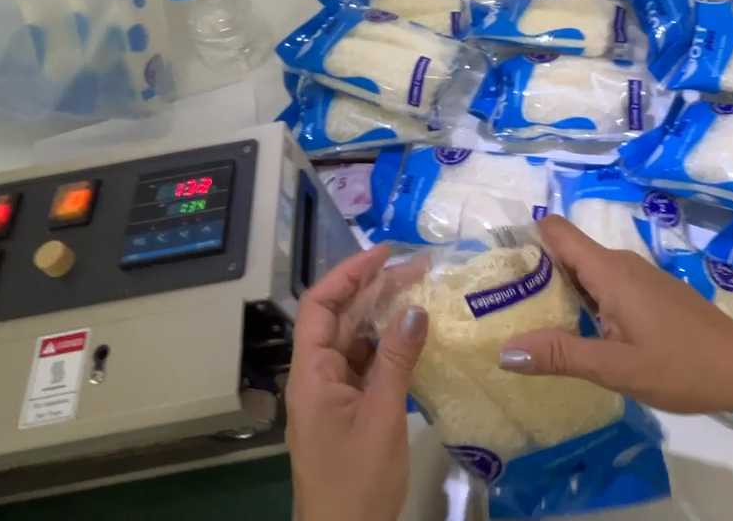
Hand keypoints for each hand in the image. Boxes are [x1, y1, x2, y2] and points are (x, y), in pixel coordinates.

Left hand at [286, 244, 429, 520]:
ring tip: (422, 292)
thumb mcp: (382, 416)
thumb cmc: (356, 480)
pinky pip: (367, 364)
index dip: (348, 273)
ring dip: (385, 315)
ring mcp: (333, 393)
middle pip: (341, 318)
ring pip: (356, 339)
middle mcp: (317, 376)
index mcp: (310, 373)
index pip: (320, 305)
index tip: (384, 253)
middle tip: (418, 268)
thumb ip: (397, 358)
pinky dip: (390, 346)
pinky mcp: (350, 409)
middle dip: (375, 288)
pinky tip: (417, 335)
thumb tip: (414, 307)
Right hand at [496, 215, 732, 417]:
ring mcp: (640, 278)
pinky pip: (608, 287)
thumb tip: (506, 348)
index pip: (558, 232)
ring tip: (529, 322)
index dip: (525, 237)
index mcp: (610, 271)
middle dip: (535, 274)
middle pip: (568, 254)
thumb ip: (562, 355)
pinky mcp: (653, 294)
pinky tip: (579, 333)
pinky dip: (586, 302)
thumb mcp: (617, 368)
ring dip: (561, 292)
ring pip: (588, 273)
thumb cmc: (681, 366)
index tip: (494, 261)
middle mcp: (622, 265)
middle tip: (500, 304)